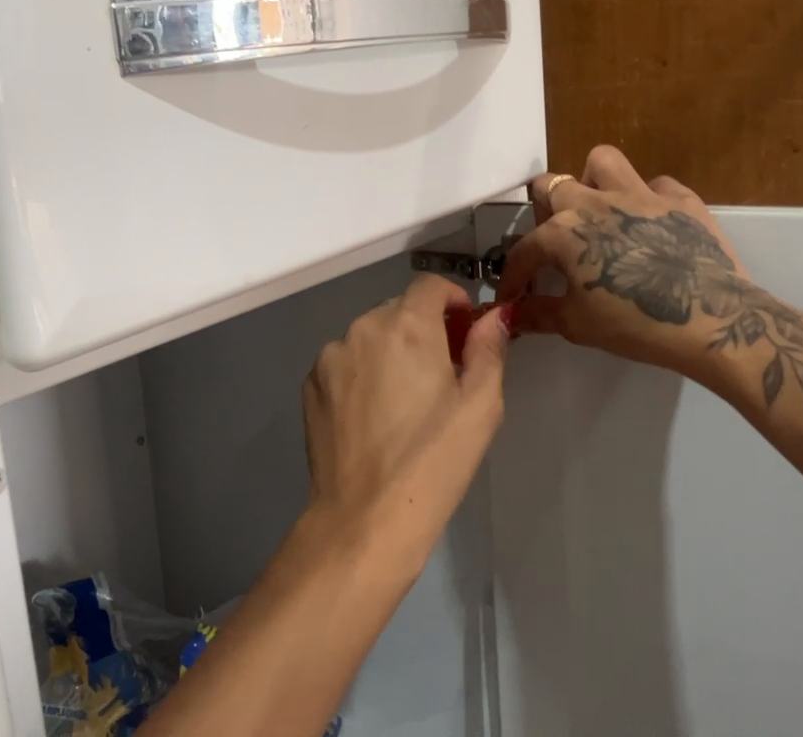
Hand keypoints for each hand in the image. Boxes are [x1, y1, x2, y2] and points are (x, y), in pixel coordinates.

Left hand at [302, 274, 510, 573]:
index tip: (465, 331)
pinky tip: (373, 416)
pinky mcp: (310, 384)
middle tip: (441, 375)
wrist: (366, 516)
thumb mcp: (481, 405)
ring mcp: (329, 356)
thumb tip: (492, 316)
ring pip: (367, 337)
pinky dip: (361, 374)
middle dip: (422, 330)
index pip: (430, 285)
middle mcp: (361, 328)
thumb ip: (488, 349)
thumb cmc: (435, 461)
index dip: (453, 300)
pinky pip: (343, 363)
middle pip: (397, 310)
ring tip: (404, 401)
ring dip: (388, 352)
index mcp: (406, 326)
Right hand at [494, 145, 751, 381]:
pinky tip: (648, 224)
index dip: (513, 276)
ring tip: (595, 212)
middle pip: (552, 187)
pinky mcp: (682, 201)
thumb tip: (513, 316)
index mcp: (563, 232)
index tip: (512, 295)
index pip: (524, 251)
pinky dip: (646, 199)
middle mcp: (595, 204)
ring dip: (592, 182)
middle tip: (554, 245)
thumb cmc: (636, 324)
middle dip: (544, 213)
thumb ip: (537, 314)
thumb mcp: (576, 325)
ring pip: (602, 162)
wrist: (715, 323)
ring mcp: (641, 196)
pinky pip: (656, 185)